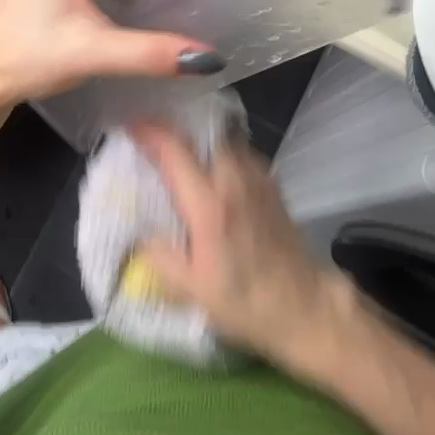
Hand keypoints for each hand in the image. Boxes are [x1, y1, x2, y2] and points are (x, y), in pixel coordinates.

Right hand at [131, 121, 350, 368]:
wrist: (307, 309)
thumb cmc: (246, 302)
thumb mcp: (191, 291)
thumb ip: (158, 257)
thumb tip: (140, 233)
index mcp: (209, 204)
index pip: (174, 150)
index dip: (148, 132)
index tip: (127, 126)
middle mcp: (234, 180)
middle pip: (201, 134)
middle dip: (173, 128)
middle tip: (149, 137)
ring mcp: (258, 179)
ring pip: (223, 140)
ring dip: (199, 139)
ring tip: (178, 151)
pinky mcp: (272, 186)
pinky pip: (241, 153)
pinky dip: (221, 152)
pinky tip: (212, 171)